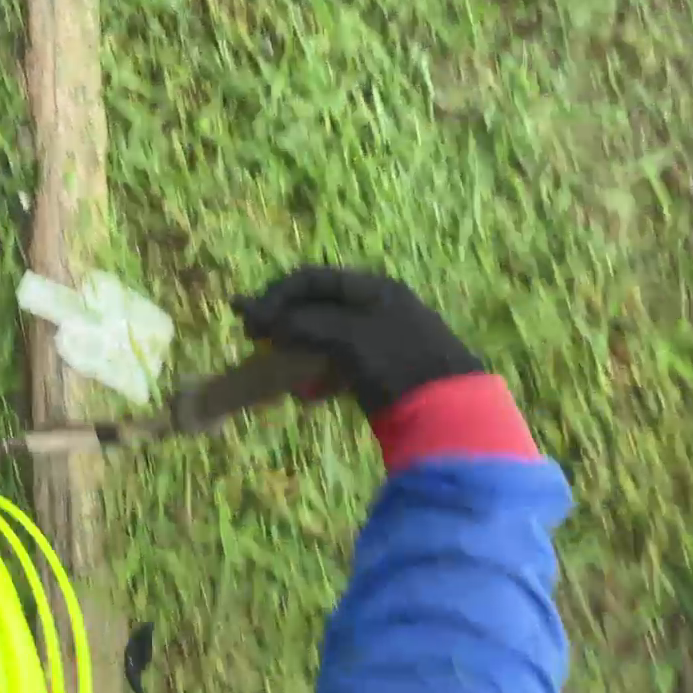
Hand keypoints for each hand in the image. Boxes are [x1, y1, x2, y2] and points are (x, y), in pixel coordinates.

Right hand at [230, 267, 481, 415]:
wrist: (449, 413)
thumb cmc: (394, 360)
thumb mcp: (340, 333)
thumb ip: (292, 320)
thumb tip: (243, 307)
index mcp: (372, 288)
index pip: (308, 278)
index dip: (275, 295)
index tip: (253, 318)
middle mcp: (374, 306)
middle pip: (311, 305)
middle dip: (280, 322)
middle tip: (256, 339)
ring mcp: (376, 337)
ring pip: (318, 333)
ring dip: (294, 348)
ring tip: (279, 365)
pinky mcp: (375, 366)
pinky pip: (332, 359)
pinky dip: (313, 371)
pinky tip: (306, 391)